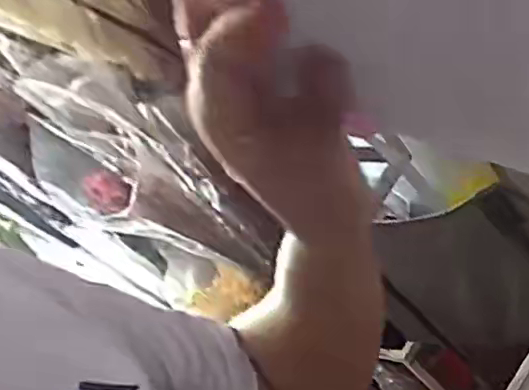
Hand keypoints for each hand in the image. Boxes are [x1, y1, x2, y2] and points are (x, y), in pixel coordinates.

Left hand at [177, 0, 370, 239]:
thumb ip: (322, 100)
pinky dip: (266, 28)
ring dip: (246, 11)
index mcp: (219, 117)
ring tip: (282, 7)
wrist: (327, 229)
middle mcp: (215, 94)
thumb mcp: (325, 153)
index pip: (215, 55)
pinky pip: (251, 41)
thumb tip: (327, 56)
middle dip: (230, 3)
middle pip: (201, 24)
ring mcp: (234, 88)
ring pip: (221, 26)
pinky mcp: (258, 89)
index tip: (279, 8)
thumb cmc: (321, 200)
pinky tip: (292, 23)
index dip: (244, 27)